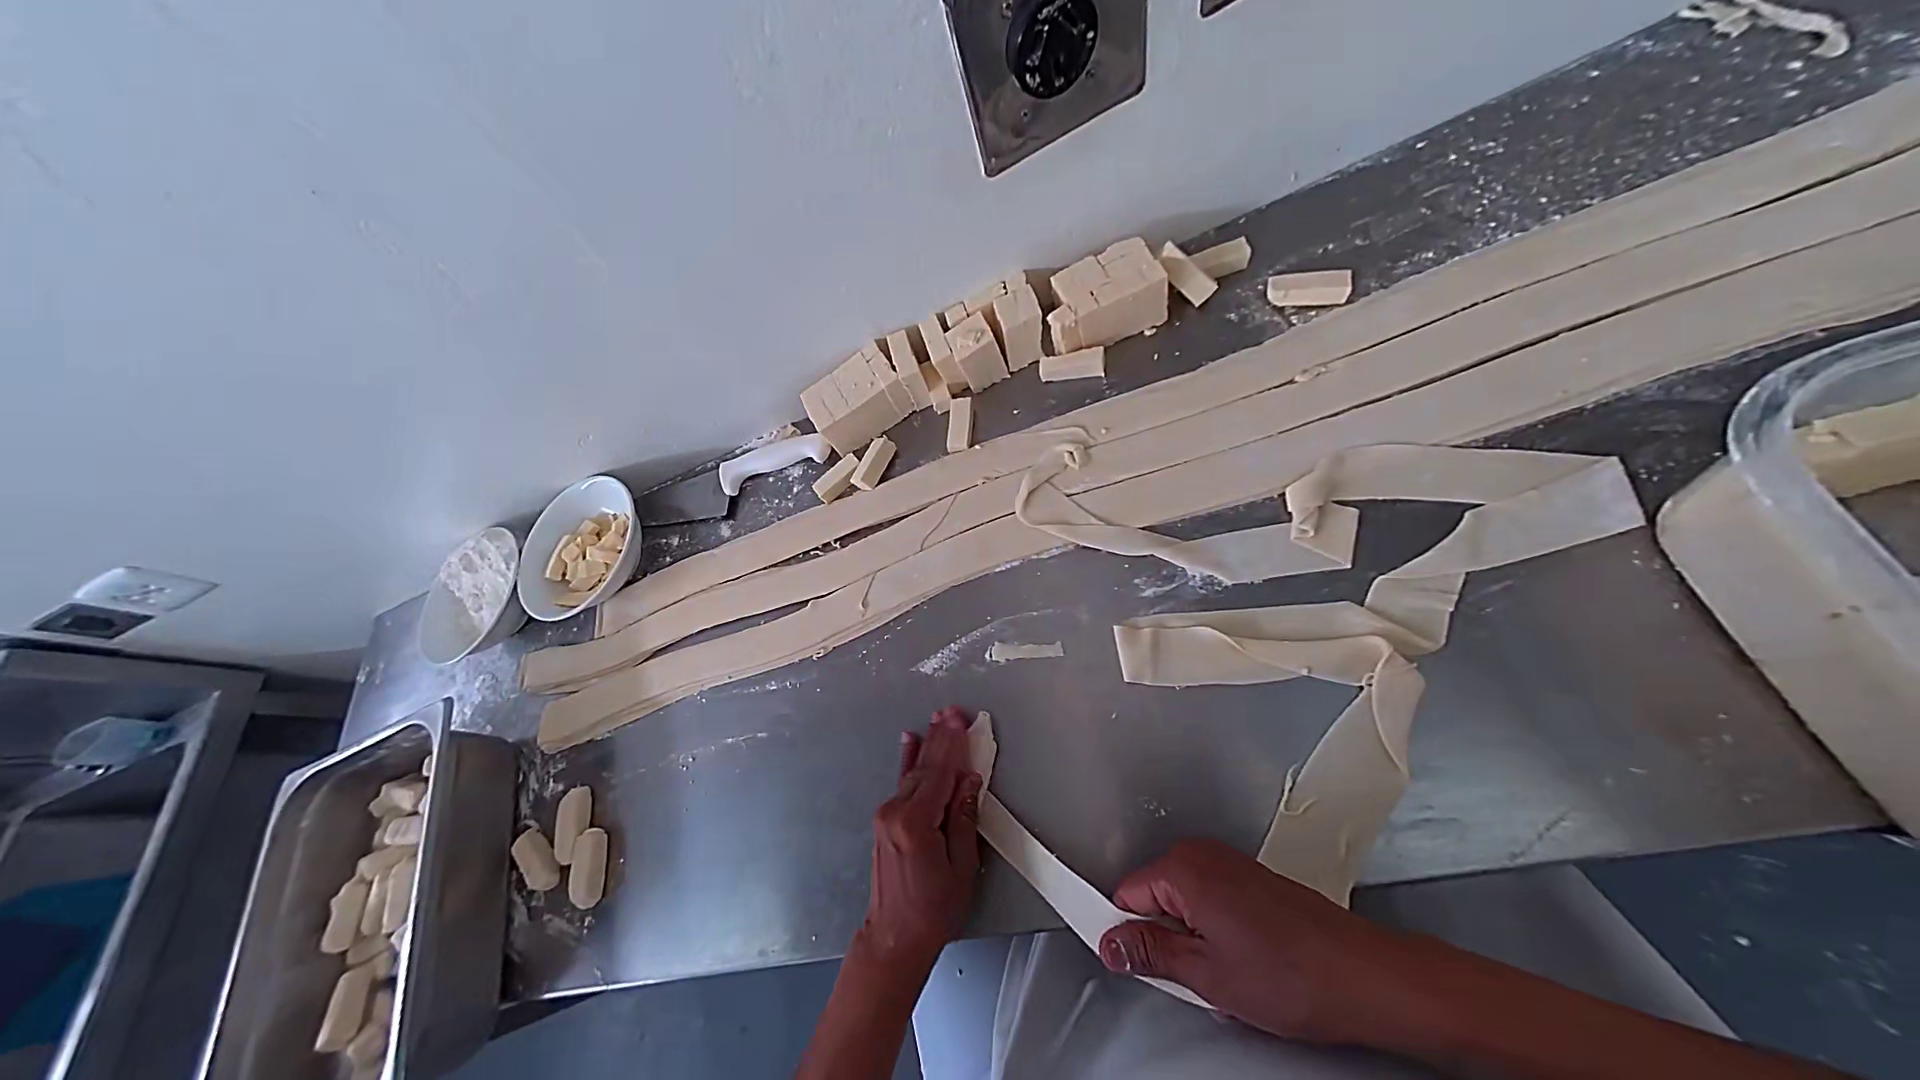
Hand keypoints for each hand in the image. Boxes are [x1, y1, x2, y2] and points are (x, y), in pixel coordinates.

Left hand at [856, 706, 982, 970]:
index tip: (962, 720)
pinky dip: (909, 761)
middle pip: (926, 766)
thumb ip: (963, 818)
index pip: (941, 773)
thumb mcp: (961, 866)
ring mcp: (886, 815)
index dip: (954, 744)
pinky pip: (901, 783)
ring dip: (929, 744)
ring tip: (939, 720)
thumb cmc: (932, 910)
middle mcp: (896, 812)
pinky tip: (911, 742)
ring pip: (914, 772)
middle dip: (942, 737)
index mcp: (916, 822)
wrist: (894, 937)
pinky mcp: (885, 820)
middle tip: (955, 711)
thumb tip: (969, 781)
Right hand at [1096, 838, 1427, 1044]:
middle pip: (1153, 897)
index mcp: (1184, 869)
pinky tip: (1246, 963)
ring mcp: (1230, 864)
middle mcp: (1204, 855)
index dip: (1126, 933)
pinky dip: (1216, 931)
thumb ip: (1149, 954)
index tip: (1128, 958)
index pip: (1123, 894)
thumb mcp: (1206, 976)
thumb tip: (1114, 944)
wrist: (1367, 978)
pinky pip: (1210, 902)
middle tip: (1195, 977)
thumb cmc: (1299, 974)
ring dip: (1193, 940)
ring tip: (1228, 973)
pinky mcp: (1250, 879)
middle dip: (1165, 939)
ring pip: (1183, 904)